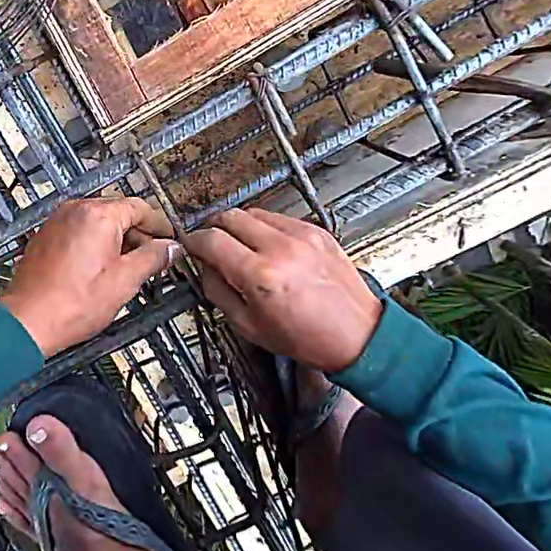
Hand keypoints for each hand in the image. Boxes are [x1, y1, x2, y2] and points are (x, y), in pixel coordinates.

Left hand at [0, 197, 180, 356]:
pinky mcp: (46, 235)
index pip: (139, 207)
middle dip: (137, 234)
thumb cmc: (72, 304)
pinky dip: (93, 244)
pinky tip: (98, 269)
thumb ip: (152, 258)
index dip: (159, 225)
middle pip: (118, 212)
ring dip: (115, 240)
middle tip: (151, 259)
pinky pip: (78, 231)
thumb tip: (170, 247)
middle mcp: (75, 210)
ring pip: (97, 222)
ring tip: (125, 269)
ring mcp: (57, 221)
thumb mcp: (125, 281)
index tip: (167, 242)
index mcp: (98, 215)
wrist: (28, 320)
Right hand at [184, 208, 382, 371]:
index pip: (211, 240)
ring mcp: (301, 236)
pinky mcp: (316, 232)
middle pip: (229, 217)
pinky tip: (268, 247)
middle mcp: (281, 249)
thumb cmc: (309, 338)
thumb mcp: (248, 325)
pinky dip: (265, 228)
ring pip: (252, 212)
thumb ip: (217, 290)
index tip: (191, 246)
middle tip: (212, 244)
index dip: (193, 242)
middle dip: (214, 229)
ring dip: (239, 226)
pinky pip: (278, 218)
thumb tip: (204, 267)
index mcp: (260, 276)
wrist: (359, 337)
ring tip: (241, 247)